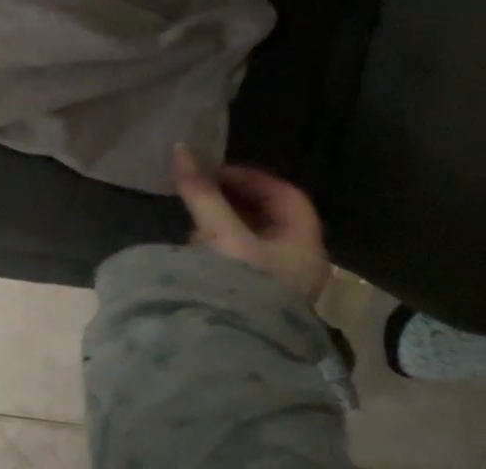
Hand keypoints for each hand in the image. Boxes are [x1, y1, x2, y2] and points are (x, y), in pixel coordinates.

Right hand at [171, 145, 329, 305]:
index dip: (252, 177)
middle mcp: (299, 258)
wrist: (234, 337)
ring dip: (227, 214)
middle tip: (201, 185)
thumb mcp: (219, 231)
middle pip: (273, 213)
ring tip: (195, 208)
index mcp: (304, 244)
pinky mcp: (257, 286)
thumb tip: (181, 148)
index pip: (288, 195)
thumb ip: (202, 192)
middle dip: (236, 194)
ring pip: (257, 231)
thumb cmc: (240, 279)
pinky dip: (223, 235)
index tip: (214, 172)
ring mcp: (279, 275)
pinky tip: (200, 236)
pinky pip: (244, 249)